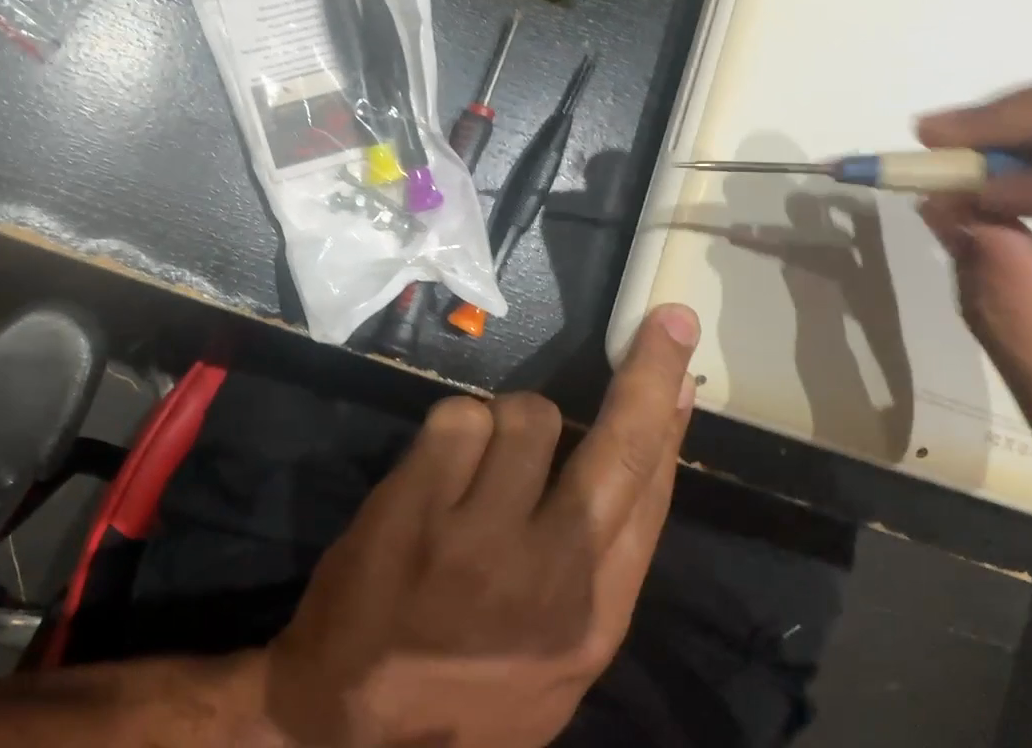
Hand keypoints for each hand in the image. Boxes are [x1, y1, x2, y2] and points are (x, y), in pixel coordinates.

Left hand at [259, 305, 700, 747]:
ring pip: (527, 416)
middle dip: (648, 375)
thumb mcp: (553, 664)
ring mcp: (479, 534)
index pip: (649, 499)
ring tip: (479, 464)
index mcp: (593, 619)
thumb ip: (591, 575)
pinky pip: (457, 416)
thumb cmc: (458, 693)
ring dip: (508, 423)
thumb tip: (626, 479)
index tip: (684, 375)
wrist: (347, 721)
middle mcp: (550, 572)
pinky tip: (436, 466)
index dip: (670, 428)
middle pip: (616, 449)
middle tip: (666, 323)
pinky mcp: (415, 503)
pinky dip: (453, 426)